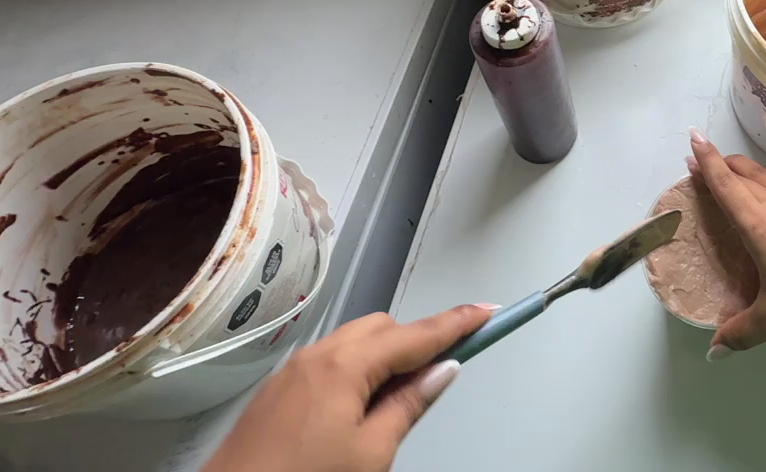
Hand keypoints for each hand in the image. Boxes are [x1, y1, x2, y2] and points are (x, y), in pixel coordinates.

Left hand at [202, 305, 488, 471]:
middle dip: (413, 343)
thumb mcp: (370, 455)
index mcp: (345, 365)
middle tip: (435, 375)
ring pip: (354, 342)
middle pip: (383, 328)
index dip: (459, 322)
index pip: (418, 334)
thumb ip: (410, 404)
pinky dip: (353, 371)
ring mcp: (292, 372)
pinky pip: (328, 362)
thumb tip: (444, 369)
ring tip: (393, 401)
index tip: (490, 310)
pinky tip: (355, 409)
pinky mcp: (275, 393)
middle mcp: (318, 355)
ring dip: (382, 357)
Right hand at [688, 129, 765, 356]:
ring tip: (731, 164)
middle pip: (742, 174)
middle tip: (700, 161)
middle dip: (719, 164)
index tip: (694, 137)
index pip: (725, 184)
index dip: (707, 161)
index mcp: (757, 223)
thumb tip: (714, 351)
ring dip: (745, 166)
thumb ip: (739, 332)